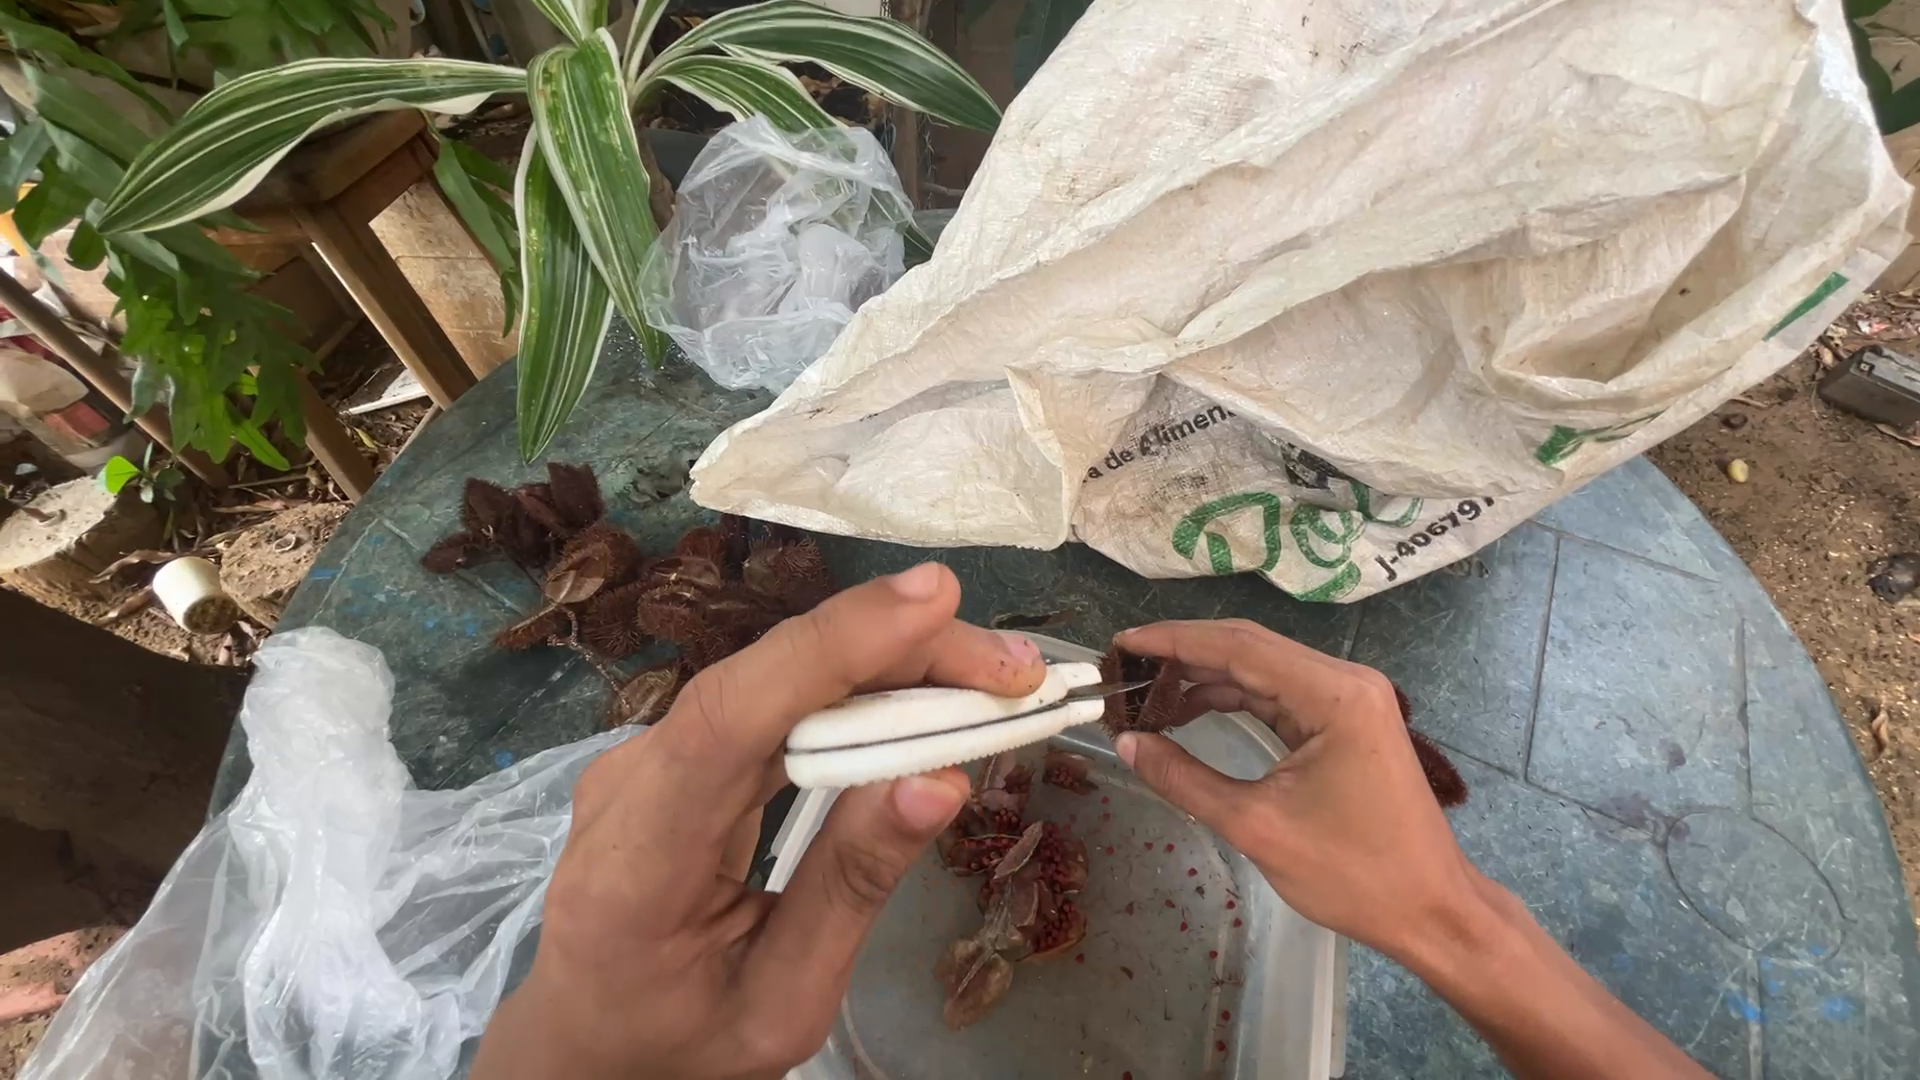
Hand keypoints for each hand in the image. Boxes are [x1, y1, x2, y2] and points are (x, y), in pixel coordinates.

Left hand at [471, 563, 1047, 1079]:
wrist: (583, 1050)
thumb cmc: (681, 1047)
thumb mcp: (784, 1003)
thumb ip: (852, 888)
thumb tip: (940, 779)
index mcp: (639, 860)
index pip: (730, 717)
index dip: (832, 646)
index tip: (932, 602)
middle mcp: (633, 775)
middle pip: (770, 675)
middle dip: (898, 651)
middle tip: (1012, 666)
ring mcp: (648, 749)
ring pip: (780, 671)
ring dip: (888, 659)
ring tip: (989, 673)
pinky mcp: (679, 743)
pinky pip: (776, 691)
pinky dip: (858, 680)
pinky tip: (921, 685)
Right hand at [1110, 619, 1485, 967]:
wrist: (1435, 914)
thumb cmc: (1354, 875)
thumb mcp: (1256, 827)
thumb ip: (1183, 779)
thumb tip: (1125, 743)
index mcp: (1333, 694)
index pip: (1237, 646)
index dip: (1174, 640)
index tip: (1123, 642)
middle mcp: (1343, 680)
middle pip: (1247, 645)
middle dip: (1183, 651)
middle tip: (1127, 662)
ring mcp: (1345, 697)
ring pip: (1258, 665)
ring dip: (1203, 674)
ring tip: (1147, 688)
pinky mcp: (1341, 717)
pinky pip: (1273, 691)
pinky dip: (1229, 695)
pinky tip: (1189, 708)